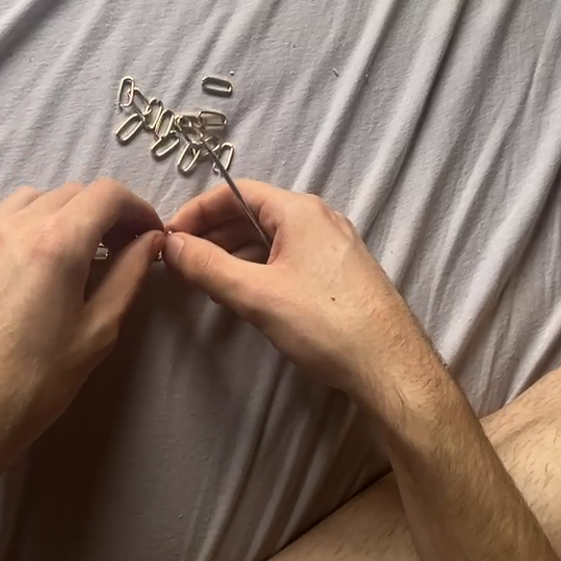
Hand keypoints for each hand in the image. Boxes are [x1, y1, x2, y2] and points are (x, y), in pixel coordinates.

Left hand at [0, 180, 163, 560]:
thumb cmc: (30, 387)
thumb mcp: (95, 333)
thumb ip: (128, 275)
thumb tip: (151, 240)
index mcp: (56, 241)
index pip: (108, 194)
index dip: (138, 208)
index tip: (150, 235)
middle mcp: (16, 224)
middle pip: (74, 191)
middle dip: (106, 211)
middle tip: (121, 249)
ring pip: (37, 198)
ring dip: (67, 213)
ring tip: (77, 254)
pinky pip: (4, 218)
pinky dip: (32, 224)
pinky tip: (35, 265)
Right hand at [165, 184, 560, 560]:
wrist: (392, 368)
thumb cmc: (323, 323)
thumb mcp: (257, 295)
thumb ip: (208, 266)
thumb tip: (170, 243)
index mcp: (299, 210)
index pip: (235, 192)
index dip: (197, 211)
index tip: (168, 236)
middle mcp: (318, 217)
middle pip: (253, 212)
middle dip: (214, 233)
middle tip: (180, 260)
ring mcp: (332, 244)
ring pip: (271, 236)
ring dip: (235, 251)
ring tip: (204, 278)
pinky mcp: (339, 271)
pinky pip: (288, 255)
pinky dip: (259, 266)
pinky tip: (244, 291)